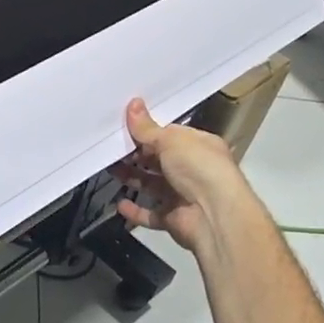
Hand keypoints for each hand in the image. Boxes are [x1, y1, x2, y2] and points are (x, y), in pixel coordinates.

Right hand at [114, 99, 253, 255]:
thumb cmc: (198, 168)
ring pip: (152, 185)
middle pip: (159, 160)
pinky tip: (120, 204)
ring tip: (109, 169)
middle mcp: (193, 170)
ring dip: (132, 178)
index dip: (148, 131)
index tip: (123, 126)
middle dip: (136, 155)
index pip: (171, 136)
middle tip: (109, 146)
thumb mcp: (171, 141)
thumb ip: (147, 128)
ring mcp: (183, 196)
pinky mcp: (173, 219)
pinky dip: (136, 211)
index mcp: (199, 146)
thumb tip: (133, 103)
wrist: (215, 216)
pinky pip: (151, 214)